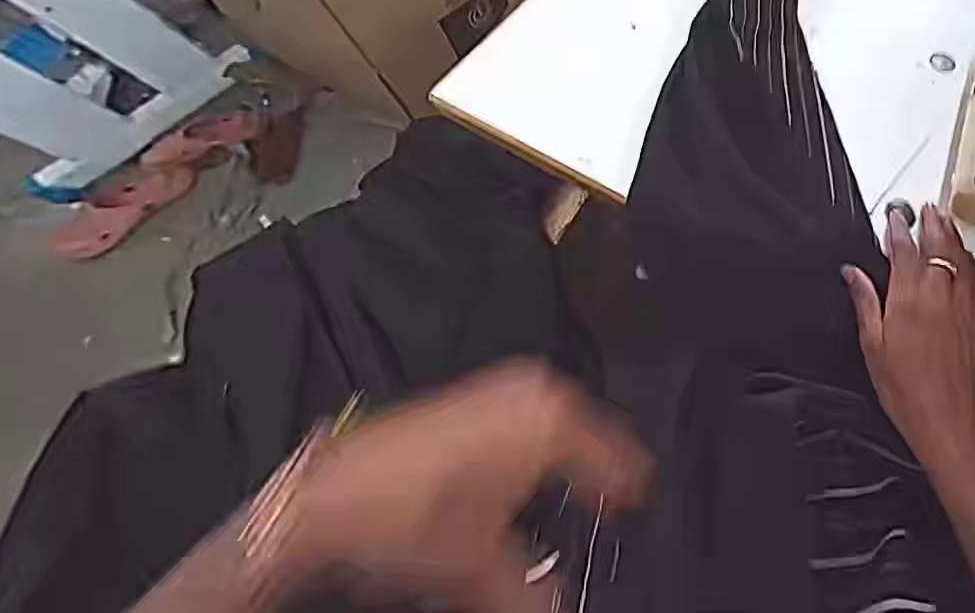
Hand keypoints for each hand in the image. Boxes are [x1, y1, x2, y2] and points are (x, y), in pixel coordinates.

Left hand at [274, 363, 651, 612]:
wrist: (337, 486)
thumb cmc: (405, 514)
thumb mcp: (475, 564)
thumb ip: (527, 592)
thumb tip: (561, 610)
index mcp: (549, 424)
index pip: (611, 454)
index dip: (626, 485)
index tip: (637, 500)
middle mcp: (538, 393)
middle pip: (593, 428)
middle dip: (605, 464)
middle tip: (616, 495)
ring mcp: (514, 384)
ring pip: (569, 413)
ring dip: (579, 446)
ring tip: (585, 479)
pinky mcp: (491, 386)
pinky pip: (542, 403)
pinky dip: (551, 430)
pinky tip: (540, 457)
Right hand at [843, 204, 974, 467]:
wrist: (947, 421)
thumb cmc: (907, 390)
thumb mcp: (873, 346)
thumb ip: (865, 302)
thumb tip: (853, 274)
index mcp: (909, 298)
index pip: (904, 249)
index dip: (898, 228)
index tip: (894, 217)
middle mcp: (939, 296)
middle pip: (938, 246)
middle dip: (931, 223)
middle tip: (926, 208)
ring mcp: (961, 306)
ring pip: (960, 258)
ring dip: (953, 235)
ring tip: (946, 221)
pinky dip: (972, 263)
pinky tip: (970, 259)